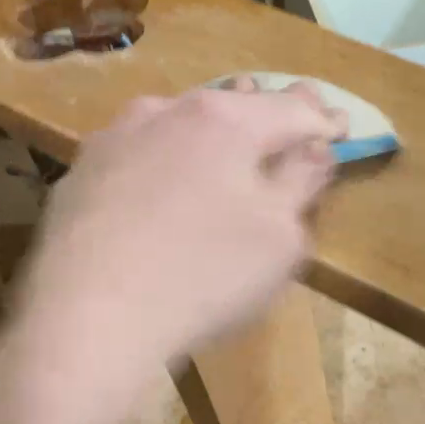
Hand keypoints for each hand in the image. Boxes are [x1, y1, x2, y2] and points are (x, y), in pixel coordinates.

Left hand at [0, 86, 341, 423]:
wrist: (92, 318)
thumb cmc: (206, 275)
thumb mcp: (281, 238)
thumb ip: (302, 183)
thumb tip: (315, 148)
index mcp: (227, 121)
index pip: (292, 109)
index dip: (324, 120)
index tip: (344, 127)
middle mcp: (167, 111)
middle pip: (233, 105)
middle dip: (268, 113)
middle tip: (294, 117)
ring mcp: (115, 139)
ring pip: (179, 122)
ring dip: (212, 130)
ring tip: (229, 136)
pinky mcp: (80, 176)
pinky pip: (141, 156)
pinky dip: (168, 161)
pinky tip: (168, 184)